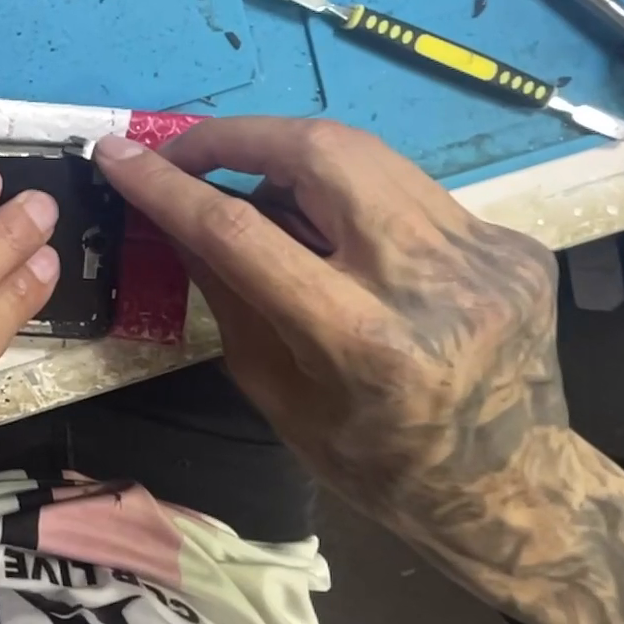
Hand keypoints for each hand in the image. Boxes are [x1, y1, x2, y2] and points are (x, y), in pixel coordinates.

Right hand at [94, 119, 623, 623]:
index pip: (240, 231)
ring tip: (246, 189)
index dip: (166, 185)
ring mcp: (483, 252)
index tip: (115, 156)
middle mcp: (431, 281)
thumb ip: (222, 283)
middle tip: (183, 153)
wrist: (508, 487)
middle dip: (232, 137)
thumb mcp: (264, 376)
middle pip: (318, 153)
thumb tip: (172, 209)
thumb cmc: (359, 450)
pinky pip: (391, 183)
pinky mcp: (507, 239)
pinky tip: (321, 227)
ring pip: (358, 150)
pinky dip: (333, 189)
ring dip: (278, 155)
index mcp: (360, 339)